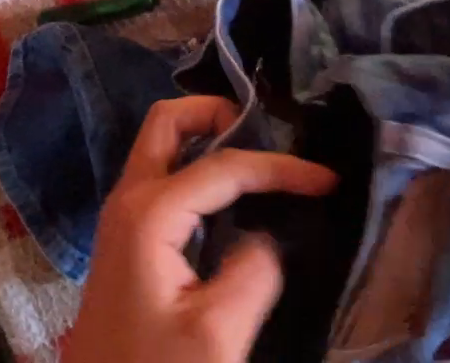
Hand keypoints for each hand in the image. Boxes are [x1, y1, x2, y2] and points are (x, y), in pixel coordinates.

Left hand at [62, 96, 337, 362]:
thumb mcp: (215, 336)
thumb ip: (252, 274)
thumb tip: (268, 237)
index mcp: (150, 213)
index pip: (223, 167)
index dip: (278, 168)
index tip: (326, 179)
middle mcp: (129, 198)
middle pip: (168, 122)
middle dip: (219, 113)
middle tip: (270, 136)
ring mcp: (123, 215)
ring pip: (162, 145)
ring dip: (206, 135)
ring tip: (259, 158)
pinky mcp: (128, 237)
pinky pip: (162, 175)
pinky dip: (196, 165)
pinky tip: (231, 193)